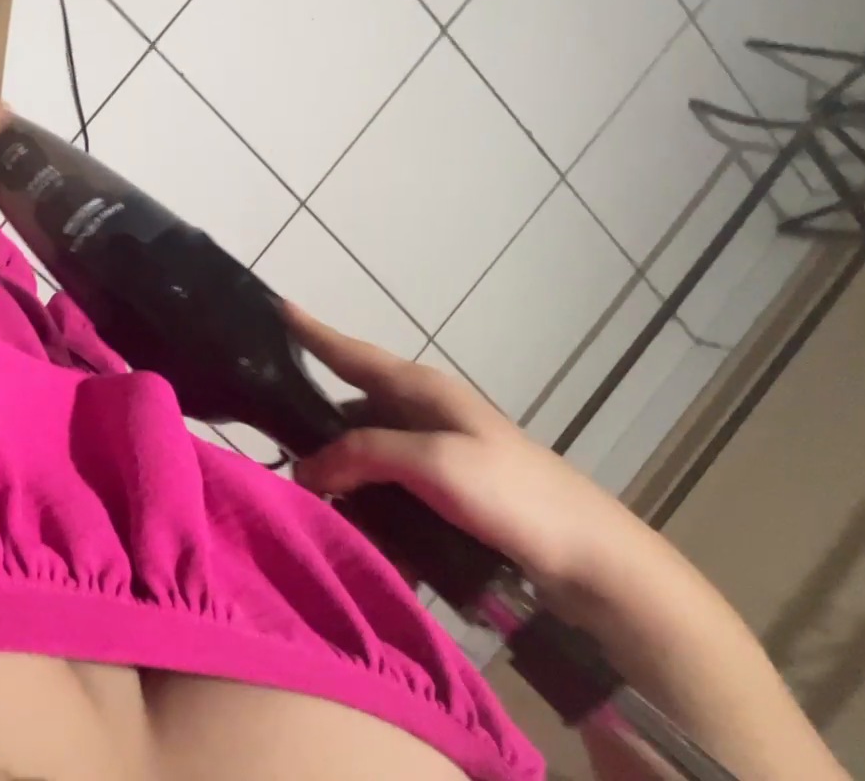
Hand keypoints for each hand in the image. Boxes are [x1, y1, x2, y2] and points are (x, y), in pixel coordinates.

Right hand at [283, 304, 647, 593]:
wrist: (590, 557)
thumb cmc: (513, 494)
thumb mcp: (431, 464)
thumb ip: (361, 454)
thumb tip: (306, 469)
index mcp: (420, 390)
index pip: (350, 353)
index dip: (311, 331)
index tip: (274, 306)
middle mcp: (419, 412)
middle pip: (345, 410)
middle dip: (310, 430)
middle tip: (276, 453)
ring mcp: (429, 450)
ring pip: (359, 453)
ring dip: (338, 477)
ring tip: (314, 503)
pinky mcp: (438, 487)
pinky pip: (381, 485)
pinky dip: (365, 504)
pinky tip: (357, 529)